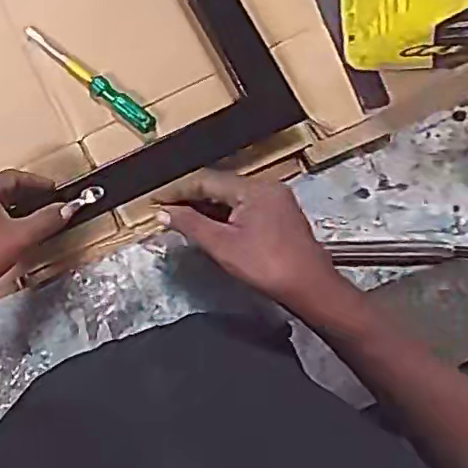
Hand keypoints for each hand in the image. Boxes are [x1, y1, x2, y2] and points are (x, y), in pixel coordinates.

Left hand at [0, 170, 73, 303]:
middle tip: (44, 201)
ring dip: (13, 208)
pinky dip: (1, 221)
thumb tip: (67, 208)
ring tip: (31, 218)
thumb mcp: (23, 235)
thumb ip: (48, 219)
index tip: (51, 189)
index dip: (36, 182)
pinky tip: (11, 236)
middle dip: (25, 194)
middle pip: (1, 189)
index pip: (12, 177)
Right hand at [157, 170, 345, 314]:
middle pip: (219, 186)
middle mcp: (266, 187)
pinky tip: (210, 226)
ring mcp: (276, 200)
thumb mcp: (222, 245)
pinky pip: (244, 206)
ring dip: (206, 207)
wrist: (310, 287)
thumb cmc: (267, 266)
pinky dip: (224, 214)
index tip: (156, 201)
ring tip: (181, 219)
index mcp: (253, 188)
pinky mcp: (280, 215)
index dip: (177, 191)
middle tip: (165, 211)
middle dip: (190, 198)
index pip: (205, 180)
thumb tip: (163, 213)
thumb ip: (190, 224)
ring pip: (231, 197)